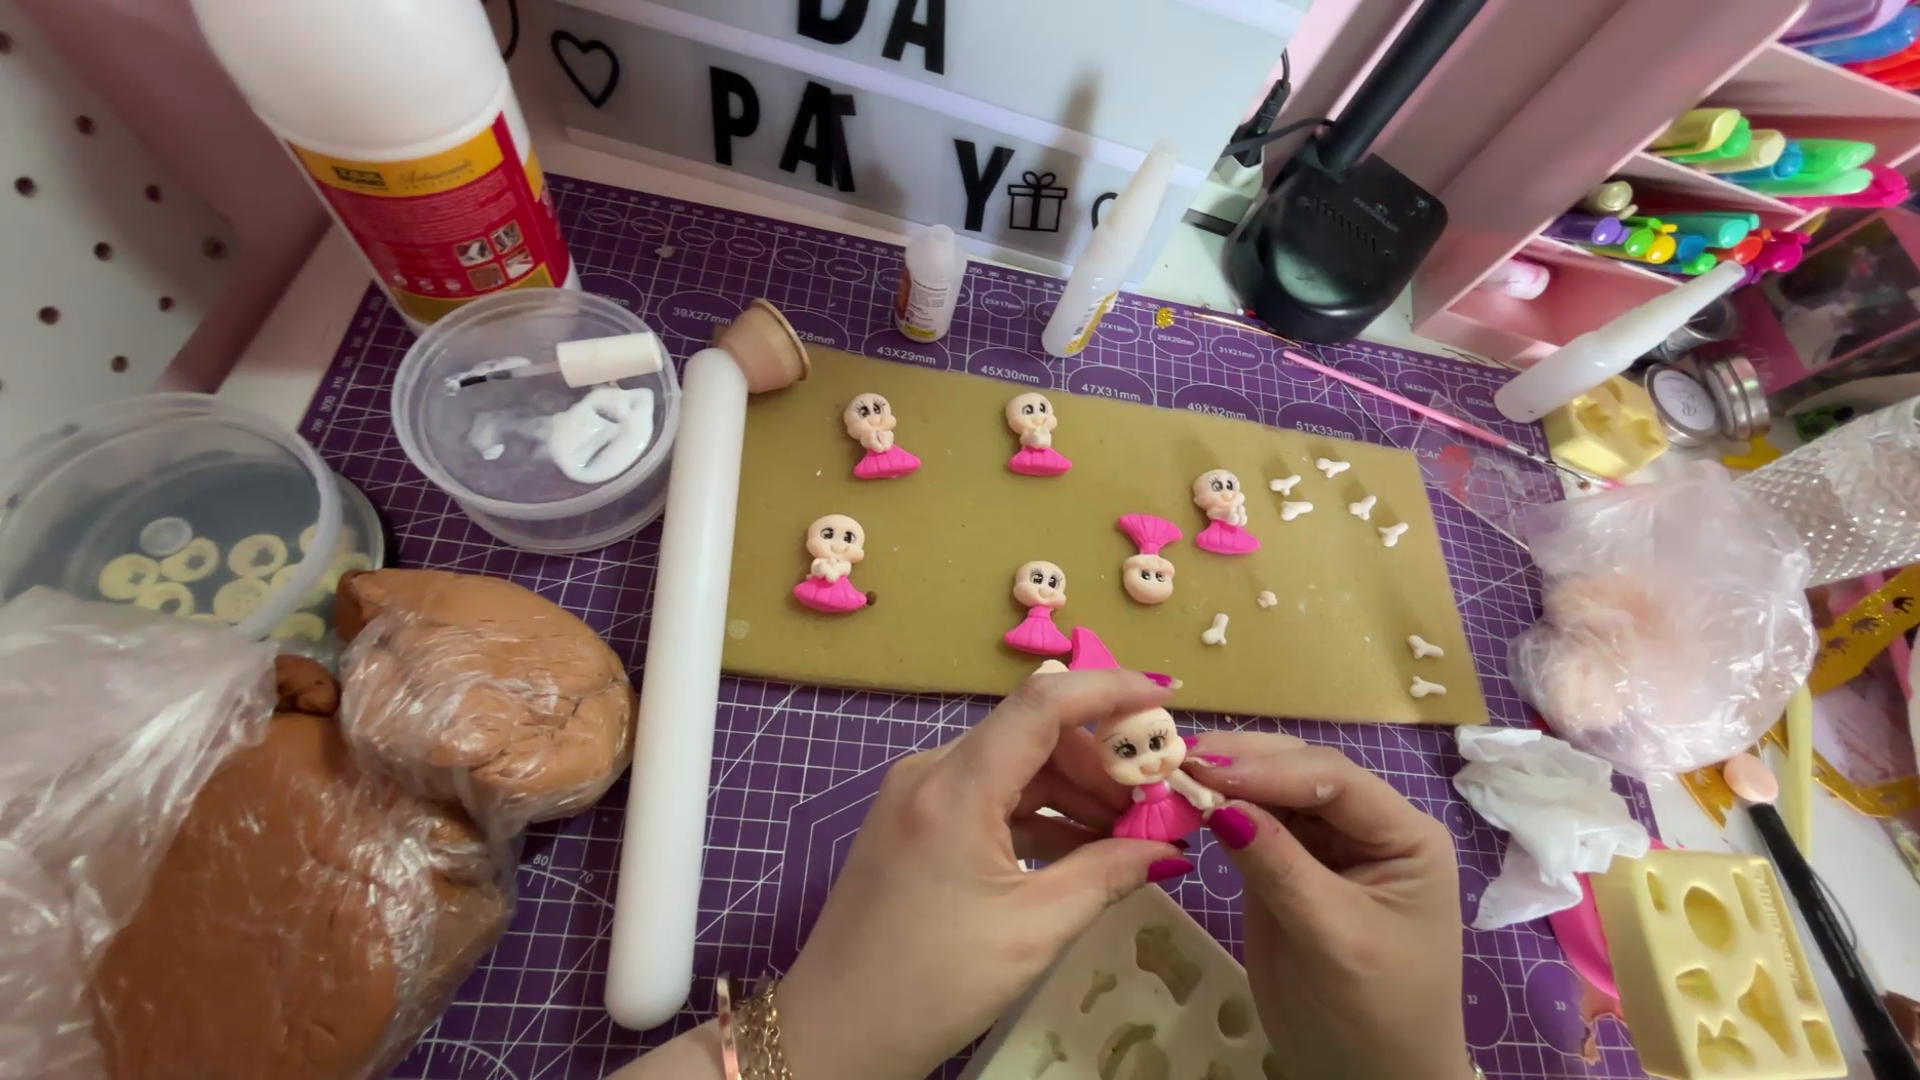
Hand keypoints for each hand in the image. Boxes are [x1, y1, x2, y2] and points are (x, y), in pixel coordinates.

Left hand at [776, 670, 1188, 1079]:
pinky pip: (991, 792)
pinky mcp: (919, 814)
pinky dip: (1040, 811)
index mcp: (955, 785)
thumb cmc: (933, 982)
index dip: (1108, 690)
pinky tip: (1083, 846)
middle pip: (1032, 733)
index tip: (1165, 699)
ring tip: (1129, 832)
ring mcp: (921, 789)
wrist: (834, 1029)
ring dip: (1074, 790)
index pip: (1041, 704)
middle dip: (1100, 760)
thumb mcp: (1032, 930)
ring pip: (1015, 763)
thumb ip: (1106, 874)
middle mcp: (933, 769)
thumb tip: (1169, 848)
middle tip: (1155, 801)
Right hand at [1194, 733, 1471, 1079]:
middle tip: (1177, 761)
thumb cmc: (1374, 1015)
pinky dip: (1217, 805)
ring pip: (1268, 784)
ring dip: (1222, 777)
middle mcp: (1364, 822)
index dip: (1270, 768)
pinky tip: (1186, 798)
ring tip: (1173, 772)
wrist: (1364, 1079)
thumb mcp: (1333, 939)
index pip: (1334, 779)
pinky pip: (1249, 816)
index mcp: (1403, 834)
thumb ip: (1279, 865)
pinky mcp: (1285, 855)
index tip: (1206, 771)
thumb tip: (1218, 803)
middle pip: (1298, 768)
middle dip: (1240, 762)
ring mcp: (1323, 837)